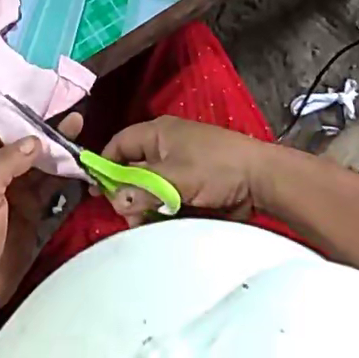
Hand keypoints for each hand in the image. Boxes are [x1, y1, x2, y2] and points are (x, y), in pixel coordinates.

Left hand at [0, 114, 83, 329]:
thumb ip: (7, 163)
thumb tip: (36, 139)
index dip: (20, 116)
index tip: (46, 102)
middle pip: (25, 146)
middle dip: (47, 133)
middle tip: (74, 119)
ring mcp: (16, 193)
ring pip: (41, 166)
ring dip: (59, 153)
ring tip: (81, 136)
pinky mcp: (32, 214)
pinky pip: (50, 189)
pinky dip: (65, 177)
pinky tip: (79, 166)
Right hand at [100, 116, 275, 225]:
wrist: (262, 179)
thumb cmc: (216, 167)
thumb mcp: (176, 178)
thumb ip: (144, 188)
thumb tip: (115, 199)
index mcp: (157, 133)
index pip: (120, 144)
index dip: (106, 164)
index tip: (96, 190)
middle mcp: (165, 146)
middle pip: (133, 169)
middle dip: (128, 193)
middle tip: (128, 217)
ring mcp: (180, 166)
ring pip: (151, 187)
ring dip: (146, 206)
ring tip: (146, 225)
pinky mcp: (193, 185)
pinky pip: (168, 198)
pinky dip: (163, 211)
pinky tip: (163, 225)